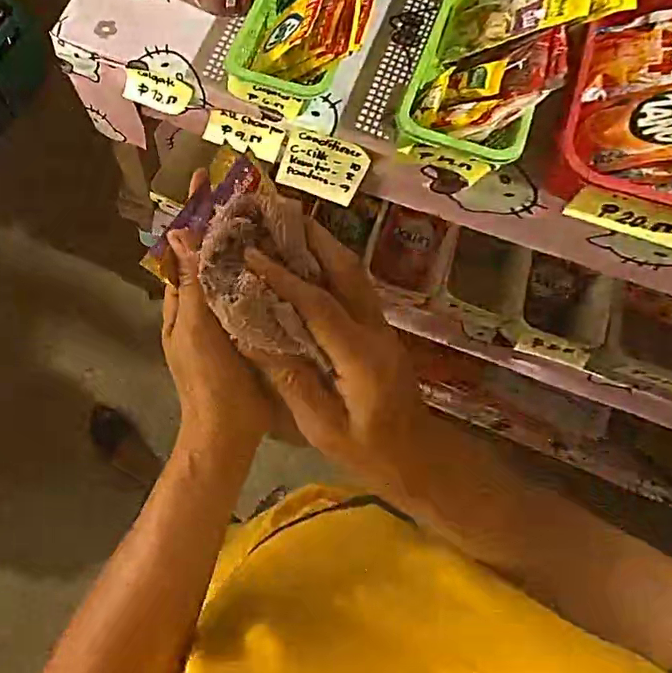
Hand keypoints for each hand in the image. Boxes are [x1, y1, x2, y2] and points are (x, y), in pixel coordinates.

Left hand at [161, 177, 272, 452]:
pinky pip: (247, 291)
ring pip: (228, 270)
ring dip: (242, 243)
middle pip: (207, 253)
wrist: (227, 427)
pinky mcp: (244, 329)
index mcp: (181, 298)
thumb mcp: (194, 326)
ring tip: (266, 214)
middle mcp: (198, 302)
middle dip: (221, 222)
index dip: (193, 212)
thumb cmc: (206, 376)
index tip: (202, 178)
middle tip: (246, 192)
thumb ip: (190, 282)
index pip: (185, 245)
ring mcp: (221, 315)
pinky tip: (281, 259)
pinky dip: (258, 272)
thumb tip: (181, 233)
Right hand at [240, 214, 421, 474]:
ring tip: (291, 224)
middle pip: (346, 271)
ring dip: (323, 245)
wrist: (421, 459)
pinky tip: (308, 258)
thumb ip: (290, 381)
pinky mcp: (378, 331)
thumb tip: (252, 339)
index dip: (282, 276)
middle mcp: (375, 332)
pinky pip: (353, 287)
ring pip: (354, 273)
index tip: (250, 254)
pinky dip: (329, 264)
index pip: (318, 304)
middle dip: (312, 238)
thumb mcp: (323, 427)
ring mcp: (381, 328)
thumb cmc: (369, 452)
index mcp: (360, 356)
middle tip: (278, 213)